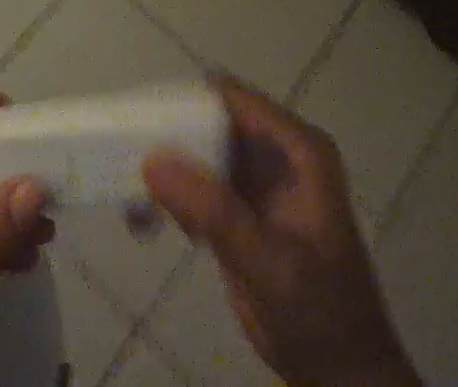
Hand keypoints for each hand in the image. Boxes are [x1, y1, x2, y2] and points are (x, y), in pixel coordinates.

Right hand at [145, 76, 420, 386]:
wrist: (339, 370)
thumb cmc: (317, 310)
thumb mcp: (266, 258)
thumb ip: (213, 209)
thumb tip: (151, 159)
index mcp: (297, 149)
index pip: (230, 97)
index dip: (182, 100)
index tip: (132, 117)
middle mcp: (275, 152)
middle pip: (205, 118)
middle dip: (162, 135)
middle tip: (118, 157)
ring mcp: (253, 178)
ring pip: (193, 148)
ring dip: (158, 168)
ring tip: (130, 198)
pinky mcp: (234, 204)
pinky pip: (191, 182)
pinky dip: (165, 196)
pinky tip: (145, 223)